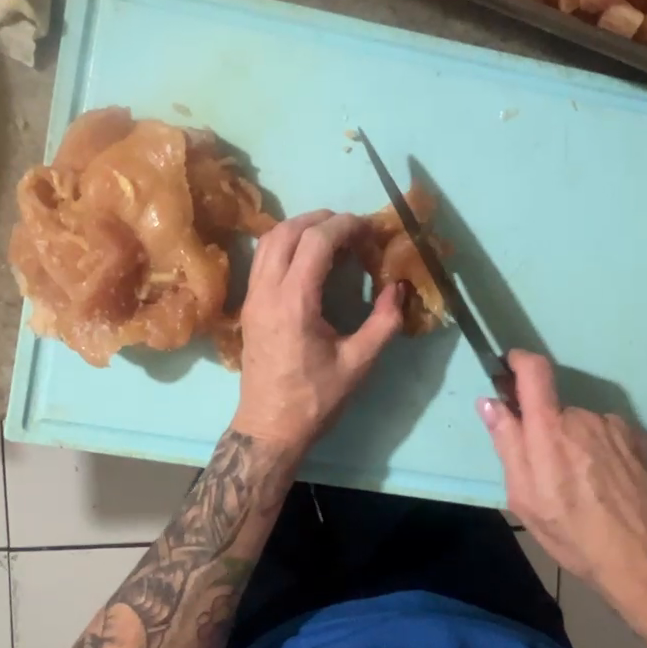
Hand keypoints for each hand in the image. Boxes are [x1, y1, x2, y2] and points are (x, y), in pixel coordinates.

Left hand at [232, 210, 405, 450]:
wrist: (270, 427)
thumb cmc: (316, 399)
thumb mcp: (359, 363)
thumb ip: (384, 321)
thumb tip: (397, 288)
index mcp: (294, 302)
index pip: (316, 242)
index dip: (344, 226)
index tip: (368, 229)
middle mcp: (267, 291)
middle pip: (285, 231)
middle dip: (320, 219)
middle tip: (351, 228)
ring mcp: (252, 297)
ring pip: (268, 241)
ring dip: (299, 228)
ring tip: (331, 236)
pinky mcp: (249, 305)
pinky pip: (262, 259)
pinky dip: (286, 245)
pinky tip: (309, 257)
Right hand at [479, 350, 646, 602]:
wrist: (639, 557)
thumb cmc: (571, 532)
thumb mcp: (524, 497)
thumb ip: (507, 443)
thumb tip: (490, 403)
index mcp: (550, 428)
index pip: (534, 372)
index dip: (519, 361)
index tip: (509, 366)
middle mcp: (584, 416)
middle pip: (556, 410)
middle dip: (547, 431)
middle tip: (548, 473)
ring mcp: (615, 427)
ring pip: (583, 425)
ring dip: (576, 443)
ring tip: (582, 486)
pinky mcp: (639, 440)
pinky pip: (608, 435)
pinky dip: (601, 451)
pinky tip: (606, 484)